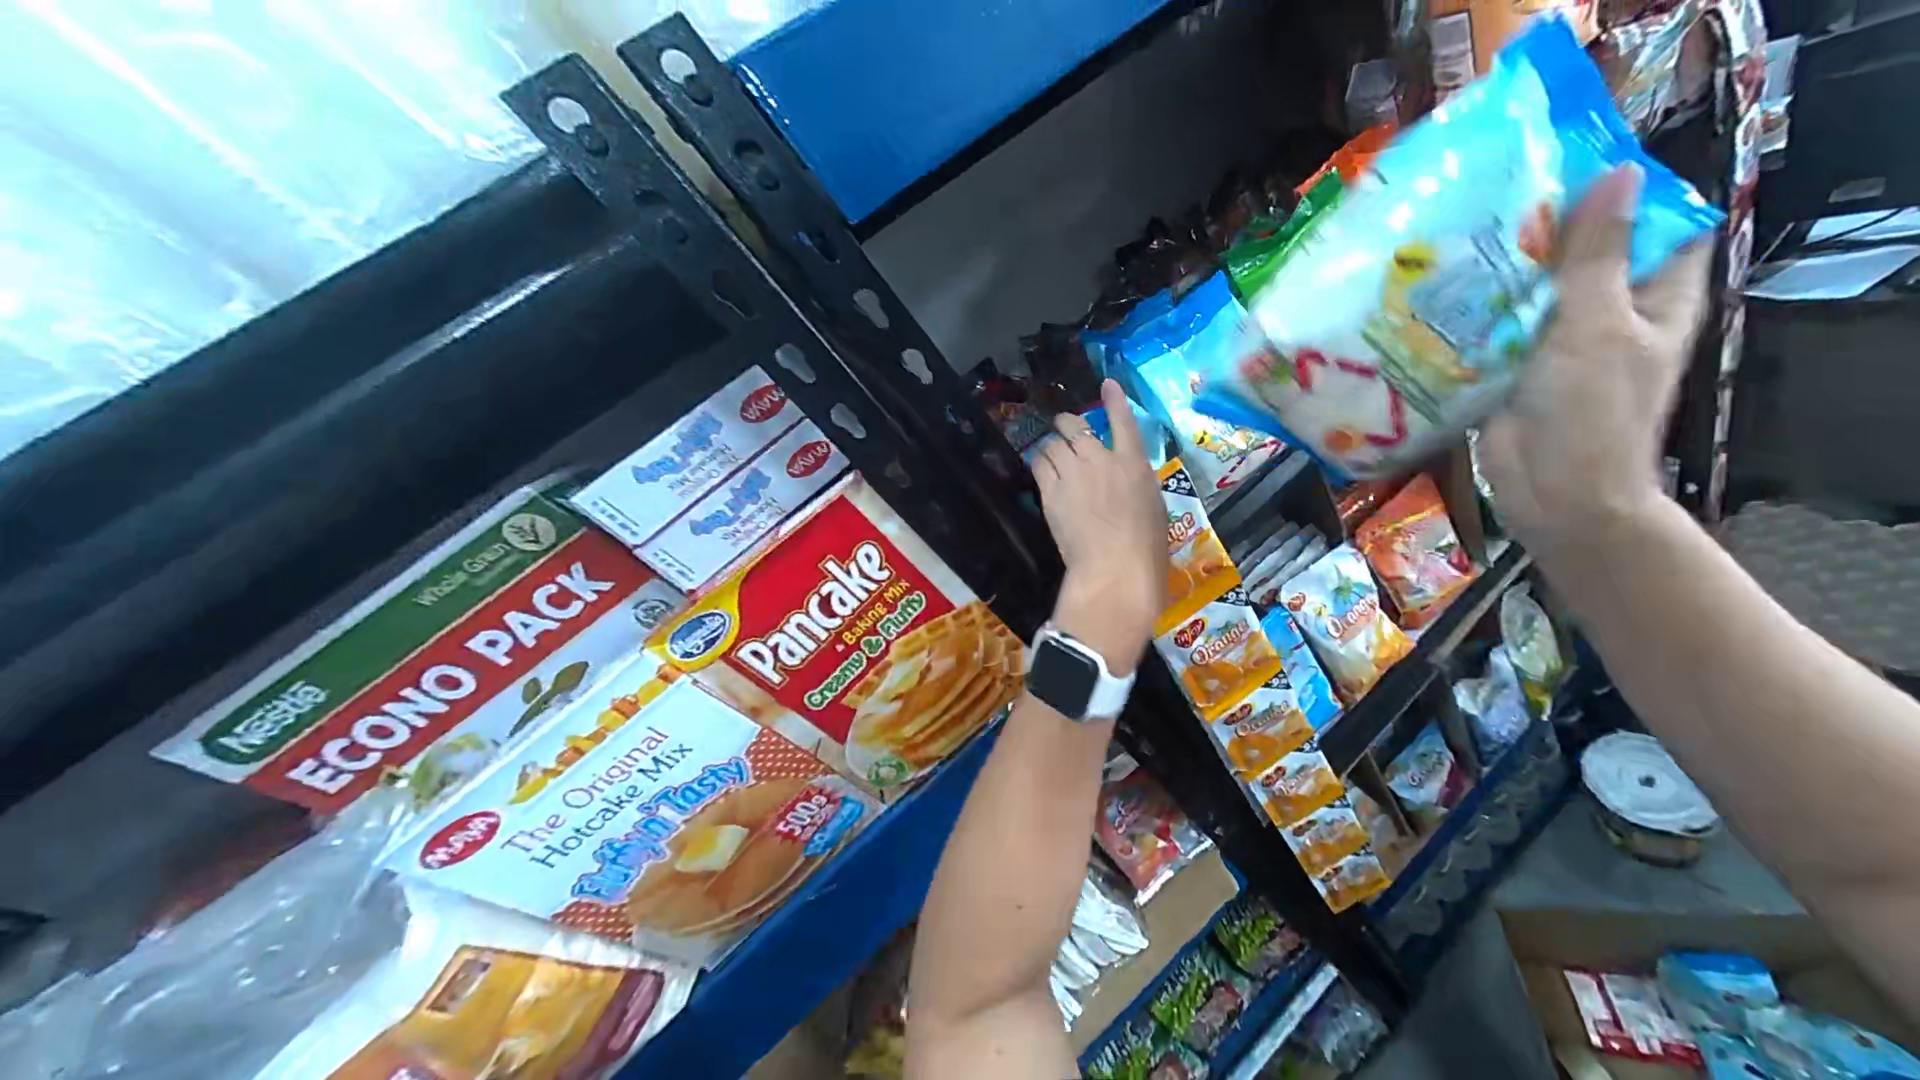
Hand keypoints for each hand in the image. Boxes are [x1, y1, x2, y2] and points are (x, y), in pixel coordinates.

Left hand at [1031, 379, 1168, 674]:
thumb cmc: (1145, 547)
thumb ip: (1135, 484)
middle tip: (1065, 430)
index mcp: (1134, 463)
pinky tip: (1043, 469)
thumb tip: (1124, 480)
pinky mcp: (1051, 493)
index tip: (1106, 384)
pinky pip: (1039, 465)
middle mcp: (1100, 460)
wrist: (1115, 567)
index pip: (1123, 420)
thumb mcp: (1152, 507)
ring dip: (1052, 446)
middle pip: (1074, 426)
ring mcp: (1073, 474)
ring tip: (1052, 455)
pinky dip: (1040, 463)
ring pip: (1052, 444)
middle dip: (1067, 424)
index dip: (1113, 400)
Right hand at [1479, 164, 1713, 552]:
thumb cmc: (1592, 411)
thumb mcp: (1597, 326)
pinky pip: (1493, 333)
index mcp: (1654, 299)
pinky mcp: (1510, 371)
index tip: (1571, 168)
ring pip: (1531, 296)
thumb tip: (1616, 176)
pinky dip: (1472, 316)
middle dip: (1546, 233)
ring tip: (1458, 239)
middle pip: (1583, 258)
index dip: (1625, 197)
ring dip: (1501, 275)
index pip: (1657, 229)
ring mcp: (1555, 345)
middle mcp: (1607, 316)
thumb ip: (1596, 259)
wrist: (1552, 491)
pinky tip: (1439, 294)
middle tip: (1496, 199)